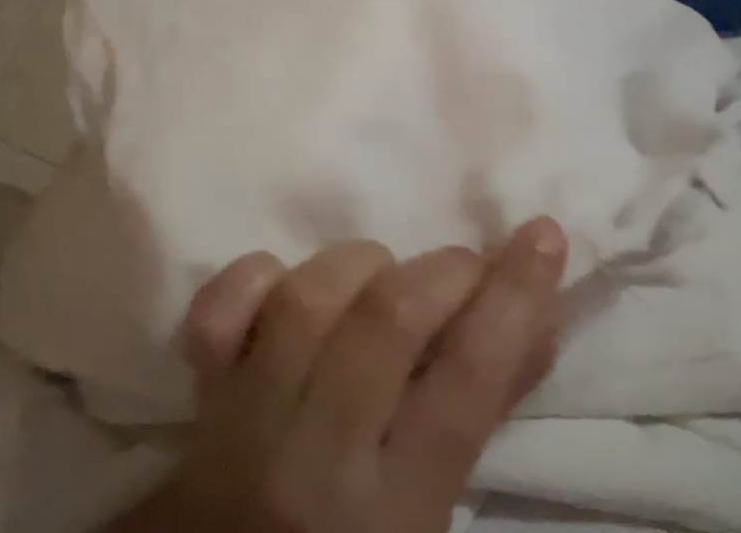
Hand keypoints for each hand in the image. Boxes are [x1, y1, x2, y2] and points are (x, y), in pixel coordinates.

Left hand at [106, 218, 567, 532]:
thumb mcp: (432, 512)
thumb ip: (481, 417)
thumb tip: (536, 323)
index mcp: (395, 508)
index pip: (467, 381)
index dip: (514, 297)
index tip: (544, 235)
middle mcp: (318, 460)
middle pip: (384, 324)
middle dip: (441, 271)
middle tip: (464, 267)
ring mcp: (246, 425)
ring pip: (305, 302)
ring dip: (358, 267)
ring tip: (382, 279)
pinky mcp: (196, 402)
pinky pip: (216, 316)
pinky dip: (255, 280)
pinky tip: (285, 287)